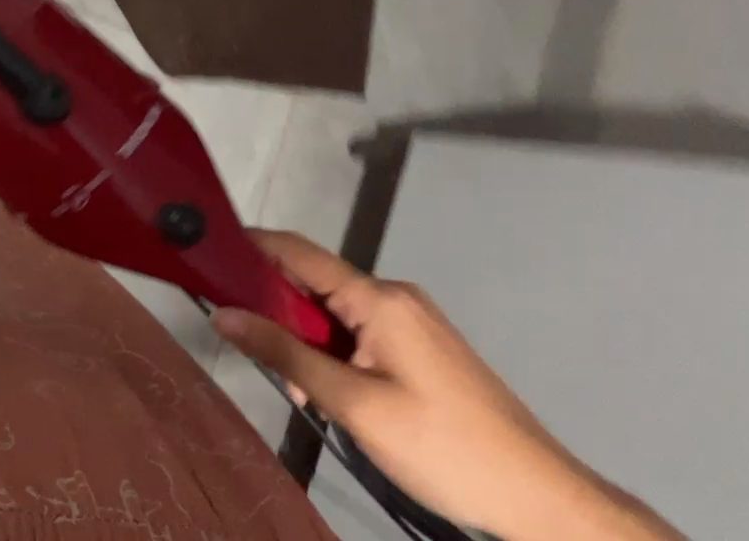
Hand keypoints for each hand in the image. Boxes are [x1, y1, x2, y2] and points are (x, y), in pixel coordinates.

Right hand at [212, 230, 678, 540]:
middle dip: (275, 311)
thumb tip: (221, 313)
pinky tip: (331, 394)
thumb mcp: (351, 401)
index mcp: (379, 299)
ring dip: (304, 342)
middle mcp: (395, 298)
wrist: (545, 503)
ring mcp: (413, 323)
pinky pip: (358, 334)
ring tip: (301, 392)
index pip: (297, 252)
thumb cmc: (443, 446)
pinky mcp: (423, 349)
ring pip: (333, 315)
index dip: (248, 245)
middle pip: (312, 284)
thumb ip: (283, 353)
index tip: (203, 251)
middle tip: (251, 350)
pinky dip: (332, 355)